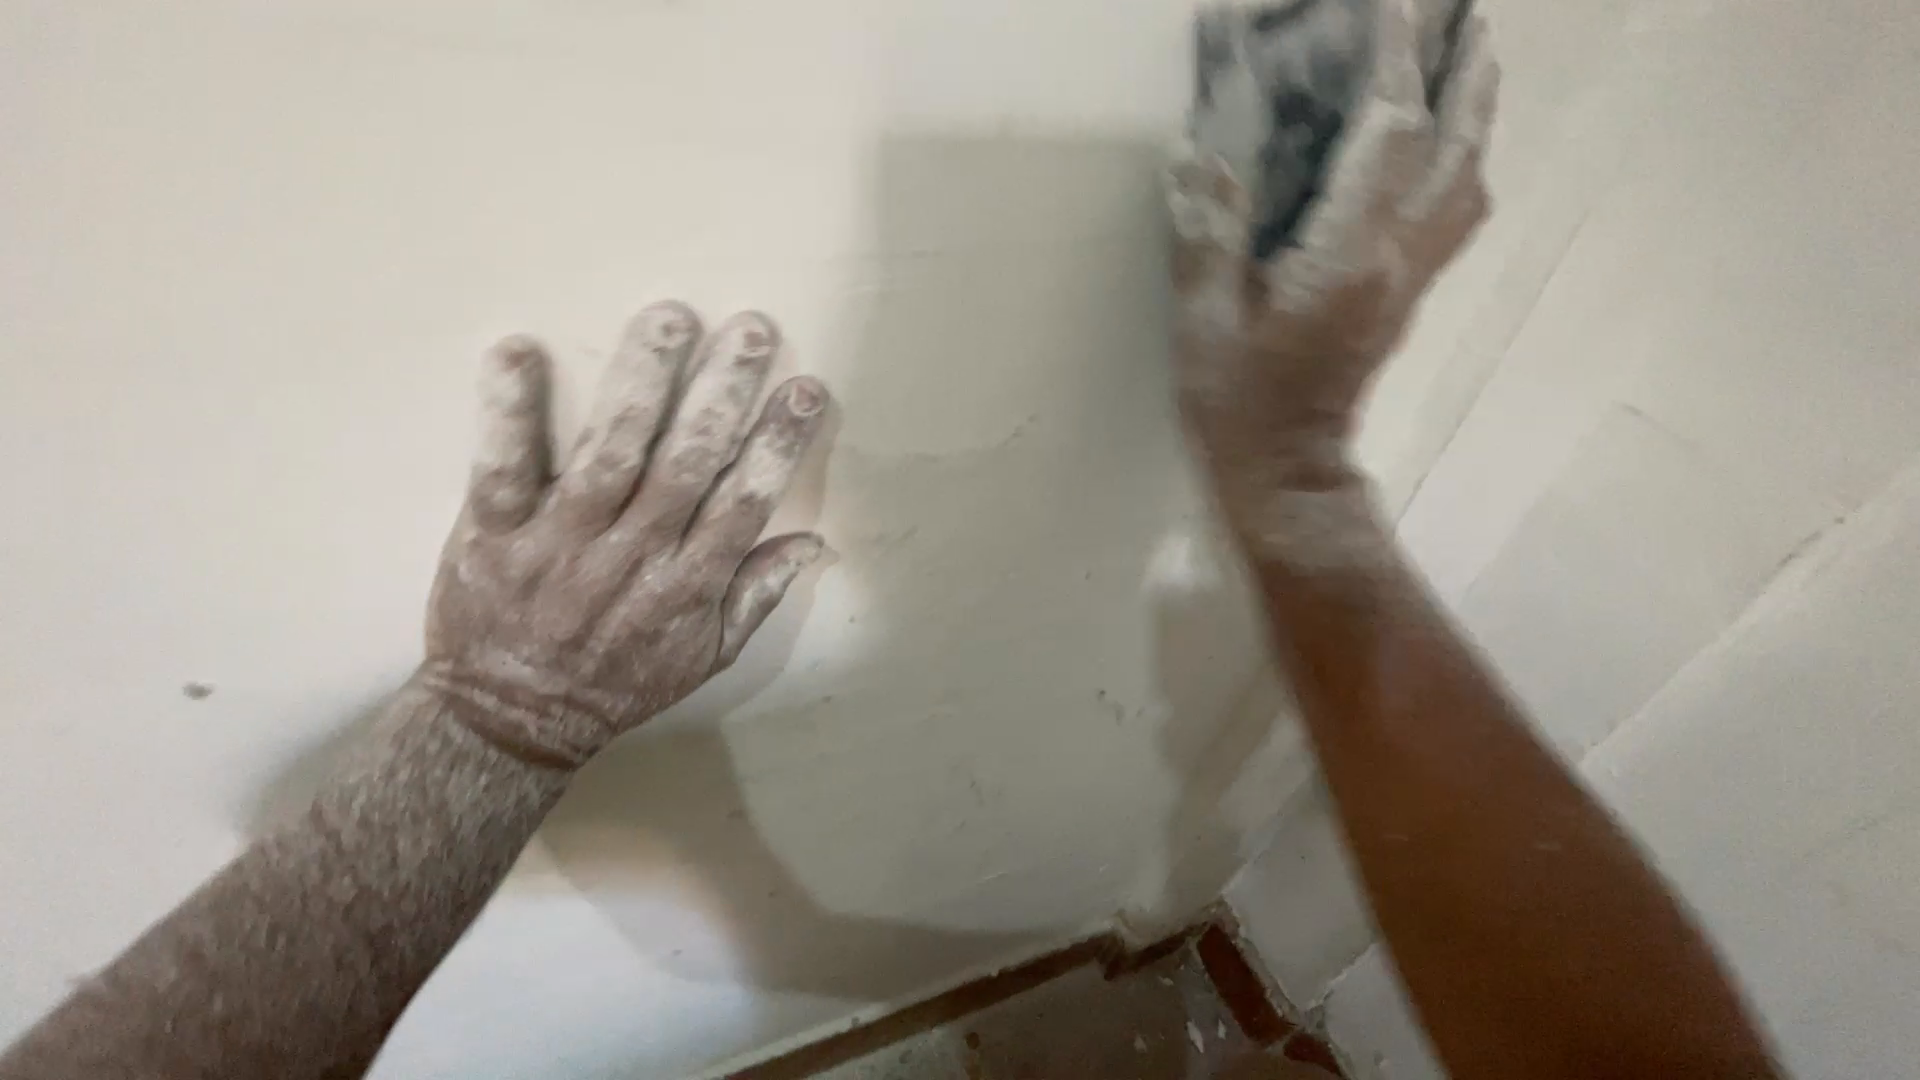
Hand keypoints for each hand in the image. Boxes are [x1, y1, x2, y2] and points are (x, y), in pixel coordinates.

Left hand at [421, 303, 828, 769]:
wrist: (513, 720)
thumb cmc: (623, 683)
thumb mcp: (709, 657)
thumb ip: (758, 596)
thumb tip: (813, 540)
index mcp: (689, 585)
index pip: (744, 502)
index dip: (777, 444)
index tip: (805, 389)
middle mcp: (633, 555)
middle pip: (686, 464)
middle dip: (723, 393)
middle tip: (751, 329)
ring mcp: (561, 542)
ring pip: (610, 452)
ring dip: (642, 382)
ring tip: (670, 318)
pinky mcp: (491, 534)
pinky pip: (501, 468)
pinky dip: (510, 412)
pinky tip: (519, 349)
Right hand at [1169, 2, 1497, 527]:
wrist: (1285, 469)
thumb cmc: (1237, 404)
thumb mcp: (1203, 323)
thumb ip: (1207, 238)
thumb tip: (1198, 159)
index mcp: (1347, 256)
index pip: (1389, 134)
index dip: (1394, 62)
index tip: (1391, 7)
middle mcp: (1396, 259)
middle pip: (1452, 148)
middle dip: (1462, 75)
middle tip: (1466, 19)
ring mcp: (1410, 281)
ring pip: (1467, 182)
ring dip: (1475, 118)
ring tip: (1469, 69)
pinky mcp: (1405, 301)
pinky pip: (1456, 220)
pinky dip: (1462, 170)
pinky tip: (1444, 158)